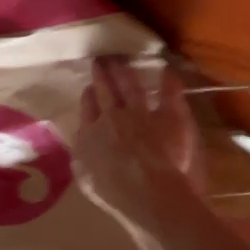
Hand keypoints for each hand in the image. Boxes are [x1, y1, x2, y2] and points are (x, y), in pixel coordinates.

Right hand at [75, 56, 206, 229]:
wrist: (145, 191)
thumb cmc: (112, 191)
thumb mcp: (84, 176)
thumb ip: (82, 158)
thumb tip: (80, 148)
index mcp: (89, 134)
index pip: (87, 108)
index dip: (89, 96)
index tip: (90, 87)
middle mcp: (110, 118)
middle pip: (104, 91)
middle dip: (102, 74)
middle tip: (101, 59)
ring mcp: (139, 115)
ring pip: (130, 87)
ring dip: (125, 71)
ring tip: (122, 58)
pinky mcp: (168, 118)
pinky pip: (168, 95)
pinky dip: (168, 82)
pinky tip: (167, 70)